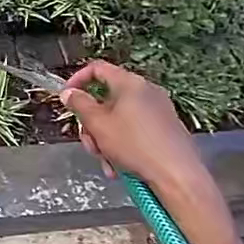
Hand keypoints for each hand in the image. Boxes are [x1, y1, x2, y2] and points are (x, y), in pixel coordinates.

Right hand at [60, 60, 207, 192]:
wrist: (177, 174)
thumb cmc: (136, 146)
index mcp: (129, 83)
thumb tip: (69, 93)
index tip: (67, 98)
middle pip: (106, 100)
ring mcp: (158, 110)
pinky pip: (134, 132)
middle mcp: (146, 91)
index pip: (97, 69)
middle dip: (92, 124)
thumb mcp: (98, 124)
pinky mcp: (165, 129)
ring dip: (106, 141)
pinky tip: (120, 168)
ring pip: (118, 120)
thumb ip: (79, 105)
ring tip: (107, 162)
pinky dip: (123, 147)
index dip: (77, 80)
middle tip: (90, 143)